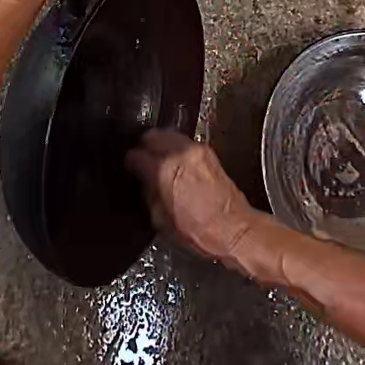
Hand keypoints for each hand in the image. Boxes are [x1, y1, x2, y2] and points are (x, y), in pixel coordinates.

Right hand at [126, 130, 280, 283]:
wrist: (234, 230)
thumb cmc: (200, 230)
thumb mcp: (159, 218)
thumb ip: (147, 192)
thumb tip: (143, 181)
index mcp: (163, 170)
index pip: (135, 155)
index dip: (130, 162)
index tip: (130, 167)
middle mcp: (180, 154)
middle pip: (151, 136)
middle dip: (143, 147)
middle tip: (141, 159)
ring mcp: (196, 151)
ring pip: (168, 134)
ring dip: (160, 144)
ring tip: (157, 159)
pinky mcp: (209, 153)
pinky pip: (184, 142)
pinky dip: (175, 148)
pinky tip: (175, 163)